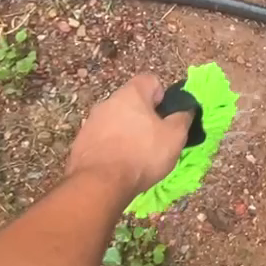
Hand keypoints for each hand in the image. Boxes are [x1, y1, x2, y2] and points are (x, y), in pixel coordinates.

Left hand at [65, 74, 196, 197]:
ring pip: (116, 121)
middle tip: (156, 138)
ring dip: (128, 133)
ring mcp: (90, 123)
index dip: (162, 96)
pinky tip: (120, 165)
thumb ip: (183, 117)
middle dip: (145, 117)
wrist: (99, 185)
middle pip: (132, 102)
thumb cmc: (142, 154)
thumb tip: (186, 109)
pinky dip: (113, 148)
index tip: (166, 116)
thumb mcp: (175, 136)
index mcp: (131, 94)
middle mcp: (107, 102)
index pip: (150, 80)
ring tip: (137, 156)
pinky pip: (103, 140)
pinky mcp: (80, 144)